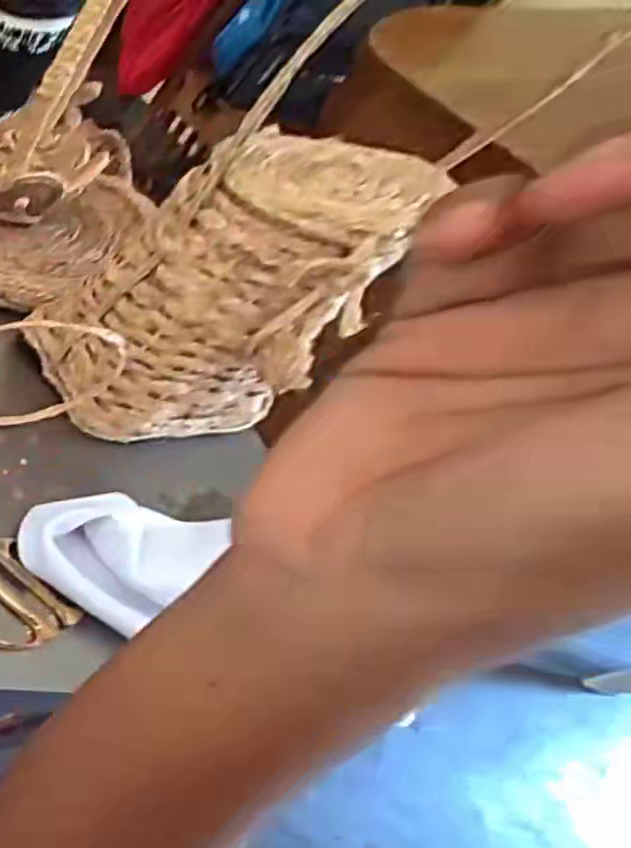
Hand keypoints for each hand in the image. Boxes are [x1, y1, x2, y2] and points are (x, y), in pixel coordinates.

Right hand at [237, 134, 630, 654]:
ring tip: (510, 220)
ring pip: (580, 210)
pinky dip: (464, 222)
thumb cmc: (525, 534)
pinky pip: (464, 246)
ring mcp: (532, 329)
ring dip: (557, 189)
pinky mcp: (426, 333)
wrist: (342, 573)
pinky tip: (451, 241)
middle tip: (589, 188)